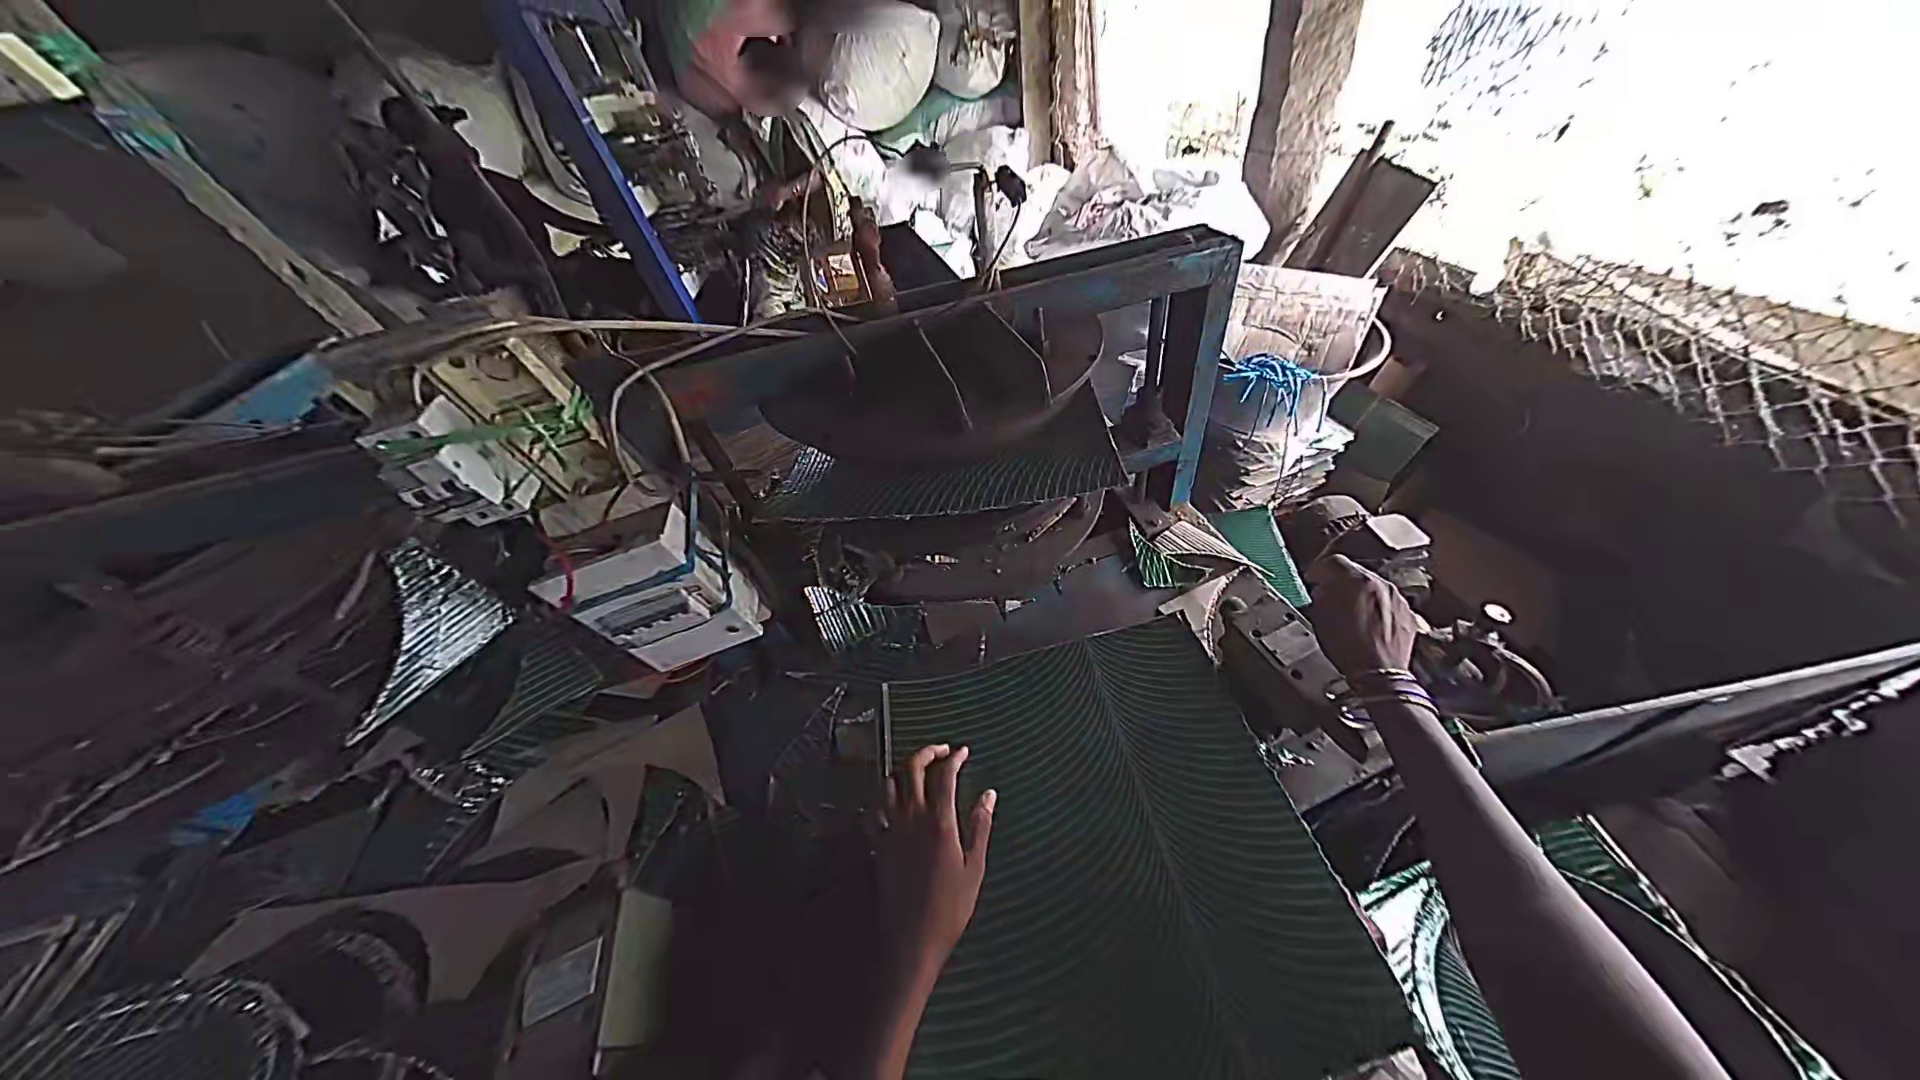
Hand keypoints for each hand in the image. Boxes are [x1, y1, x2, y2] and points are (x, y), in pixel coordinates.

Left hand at [879, 744, 995, 973]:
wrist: (912, 941)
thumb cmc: (950, 908)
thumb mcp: (974, 867)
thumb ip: (980, 825)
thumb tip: (989, 795)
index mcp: (939, 822)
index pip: (944, 775)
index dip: (954, 757)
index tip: (963, 751)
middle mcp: (912, 819)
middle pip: (912, 769)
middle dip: (927, 752)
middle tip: (941, 751)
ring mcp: (890, 831)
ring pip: (889, 784)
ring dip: (903, 770)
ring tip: (918, 770)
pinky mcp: (877, 846)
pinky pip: (873, 811)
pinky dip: (881, 798)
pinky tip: (891, 800)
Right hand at [1306, 554, 1418, 676]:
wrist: (1379, 674)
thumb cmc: (1349, 649)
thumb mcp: (1321, 617)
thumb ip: (1321, 594)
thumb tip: (1323, 587)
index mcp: (1356, 581)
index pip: (1332, 561)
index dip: (1318, 570)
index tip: (1313, 579)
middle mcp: (1381, 585)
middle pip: (1354, 571)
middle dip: (1338, 581)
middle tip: (1326, 595)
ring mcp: (1396, 598)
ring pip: (1371, 584)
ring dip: (1357, 593)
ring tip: (1346, 611)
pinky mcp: (1406, 612)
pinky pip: (1385, 600)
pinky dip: (1373, 605)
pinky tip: (1364, 621)